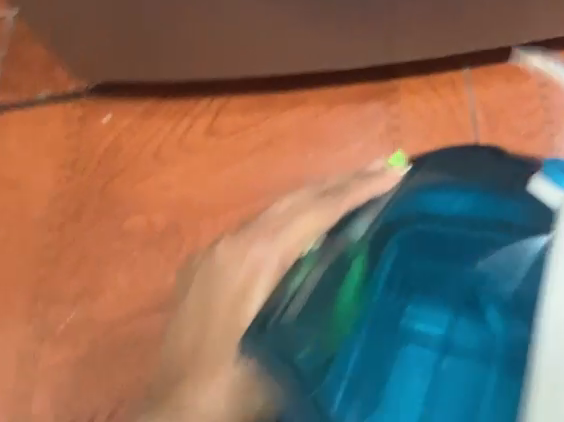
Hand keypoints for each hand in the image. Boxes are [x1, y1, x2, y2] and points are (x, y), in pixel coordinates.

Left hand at [141, 163, 405, 421]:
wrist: (166, 419)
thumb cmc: (229, 390)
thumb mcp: (289, 355)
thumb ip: (323, 308)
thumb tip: (364, 276)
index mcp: (254, 256)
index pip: (318, 210)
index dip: (360, 189)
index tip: (397, 171)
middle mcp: (233, 241)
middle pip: (299, 198)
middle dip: (346, 181)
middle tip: (389, 166)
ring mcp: (215, 251)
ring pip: (279, 209)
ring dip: (321, 196)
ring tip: (361, 184)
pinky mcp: (205, 266)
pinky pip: (259, 227)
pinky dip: (294, 217)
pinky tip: (314, 223)